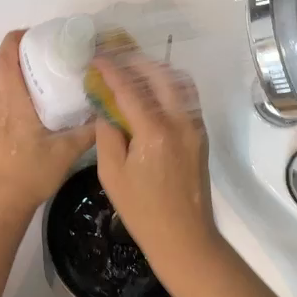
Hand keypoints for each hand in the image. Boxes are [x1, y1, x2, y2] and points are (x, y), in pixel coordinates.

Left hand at [0, 31, 95, 216]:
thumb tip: (107, 108)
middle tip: (41, 47)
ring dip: (6, 63)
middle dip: (14, 47)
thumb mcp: (65, 154)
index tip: (37, 34)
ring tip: (33, 65)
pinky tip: (23, 91)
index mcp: (14, 105)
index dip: (16, 39)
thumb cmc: (31, 176)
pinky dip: (2, 79)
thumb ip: (87, 131)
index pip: (5, 59)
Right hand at [92, 52, 220, 274]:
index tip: (97, 59)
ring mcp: (194, 126)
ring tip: (133, 72)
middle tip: (116, 61)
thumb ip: (106, 133)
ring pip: (178, 82)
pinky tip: (151, 92)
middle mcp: (179, 121)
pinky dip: (168, 86)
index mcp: (154, 132)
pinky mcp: (200, 134)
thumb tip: (105, 106)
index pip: (129, 88)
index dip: (111, 70)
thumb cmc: (141, 210)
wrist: (184, 237)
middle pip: (160, 74)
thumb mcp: (111, 173)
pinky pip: (186, 97)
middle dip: (136, 62)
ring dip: (155, 71)